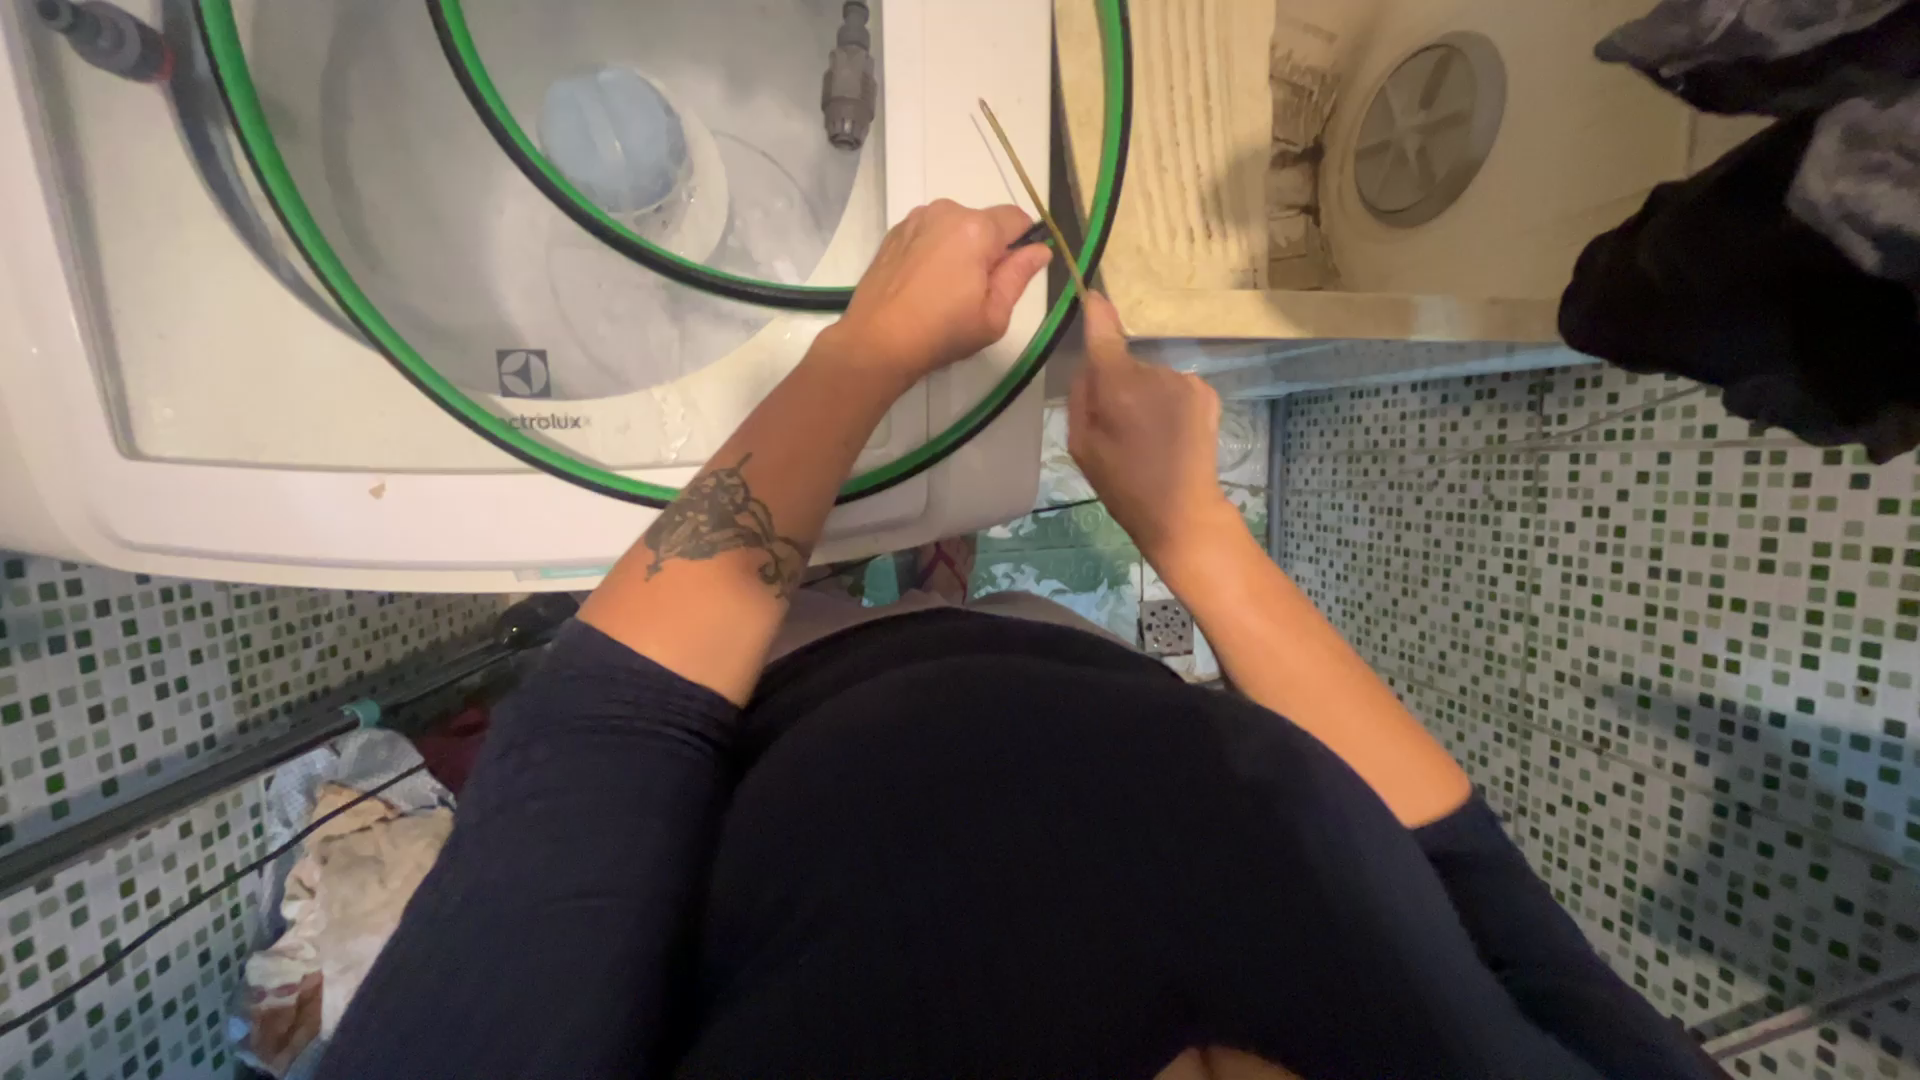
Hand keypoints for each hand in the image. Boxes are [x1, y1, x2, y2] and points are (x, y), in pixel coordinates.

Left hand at [821, 200, 1052, 382]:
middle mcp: (946, 211)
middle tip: (976, 293)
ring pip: (955, 227)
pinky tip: (924, 285)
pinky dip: (935, 252)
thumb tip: (1039, 250)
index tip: (1013, 274)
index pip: (1017, 218)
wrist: (877, 341)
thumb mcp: (993, 315)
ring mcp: (916, 219)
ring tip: (946, 291)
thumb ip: (1019, 276)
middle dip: (988, 250)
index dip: (1023, 244)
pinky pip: (929, 234)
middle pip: (984, 222)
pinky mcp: (894, 233)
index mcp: (976, 229)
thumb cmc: (941, 333)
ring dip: (960, 250)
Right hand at [1068, 293, 1236, 566]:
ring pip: (1151, 376)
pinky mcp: (1206, 392)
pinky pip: (1173, 386)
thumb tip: (1090, 363)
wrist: (1181, 511)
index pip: (1103, 333)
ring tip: (1147, 436)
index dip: (1095, 313)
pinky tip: (1169, 434)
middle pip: (1126, 362)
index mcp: (1118, 387)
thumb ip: (1081, 396)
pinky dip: (1167, 403)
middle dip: (1118, 383)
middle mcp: (1154, 373)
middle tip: (1118, 426)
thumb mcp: (1081, 445)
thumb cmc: (1122, 485)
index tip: (1090, 296)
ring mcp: (1185, 381)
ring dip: (1144, 395)